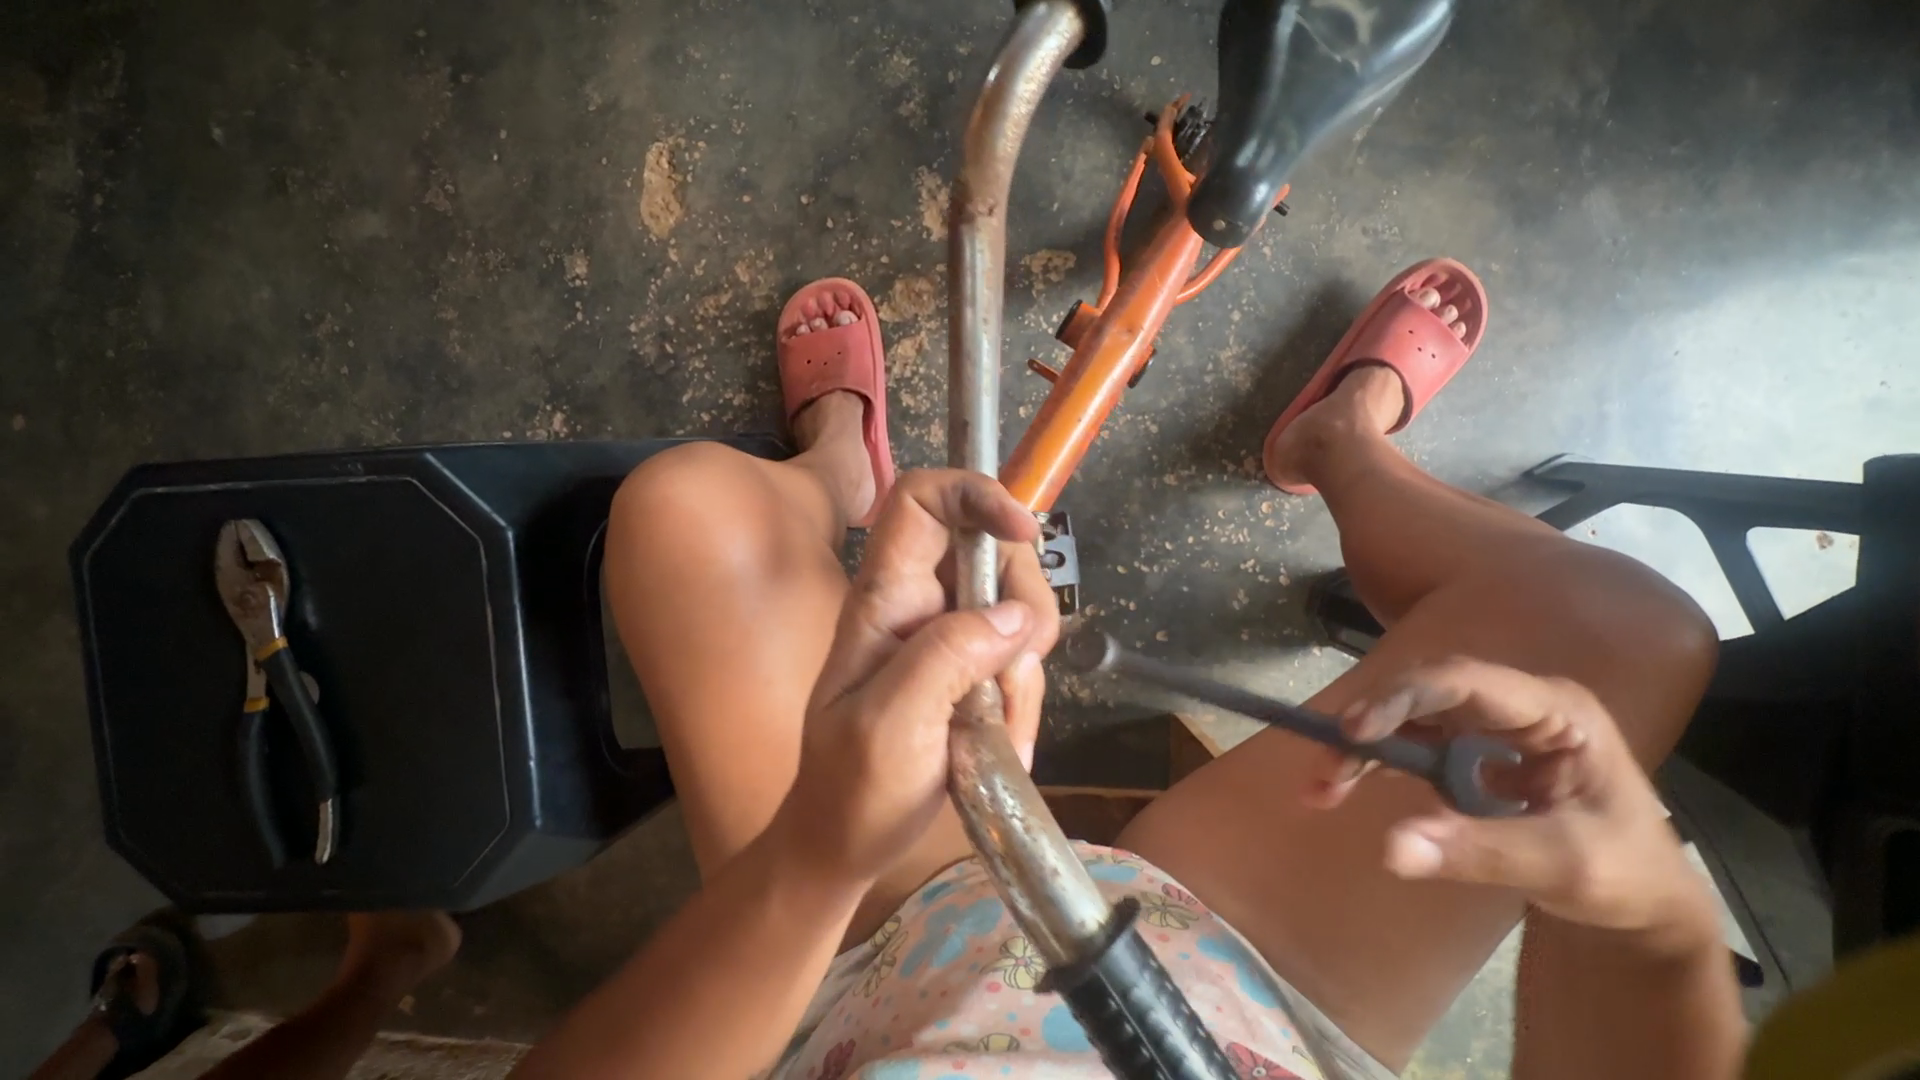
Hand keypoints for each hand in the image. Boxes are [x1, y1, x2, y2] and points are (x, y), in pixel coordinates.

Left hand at [774, 469, 1060, 885]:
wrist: (846, 841)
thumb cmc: (853, 786)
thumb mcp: (891, 724)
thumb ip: (947, 659)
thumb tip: (1017, 616)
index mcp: (885, 597)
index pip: (921, 500)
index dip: (973, 493)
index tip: (1022, 533)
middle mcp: (919, 603)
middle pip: (991, 549)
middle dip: (1024, 600)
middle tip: (1017, 665)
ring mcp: (948, 636)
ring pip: (1018, 606)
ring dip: (1026, 664)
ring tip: (999, 724)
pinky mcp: (971, 670)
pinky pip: (1021, 657)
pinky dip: (1024, 696)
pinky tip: (1002, 739)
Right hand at [1310, 659, 1714, 940]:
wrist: (1638, 901)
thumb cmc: (1625, 874)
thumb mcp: (1567, 866)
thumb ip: (1481, 852)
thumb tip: (1390, 848)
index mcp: (1553, 711)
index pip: (1465, 682)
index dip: (1403, 697)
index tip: (1353, 730)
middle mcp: (1510, 707)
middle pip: (1422, 698)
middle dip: (1367, 727)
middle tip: (1323, 768)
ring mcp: (1483, 730)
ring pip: (1403, 721)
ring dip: (1357, 750)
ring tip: (1318, 789)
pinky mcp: (1462, 755)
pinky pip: (1404, 748)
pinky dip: (1367, 768)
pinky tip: (1335, 790)